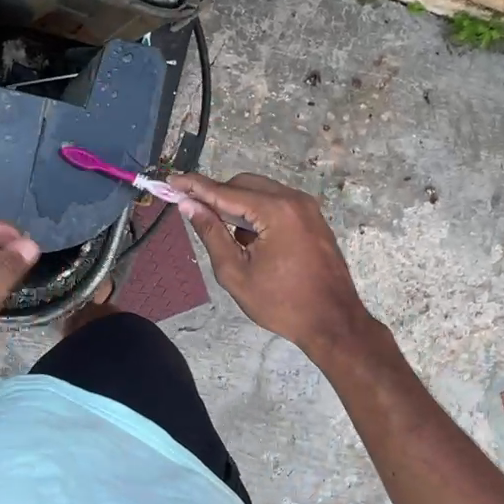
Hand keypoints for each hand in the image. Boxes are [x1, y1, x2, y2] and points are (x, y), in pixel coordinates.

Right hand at [170, 173, 372, 354]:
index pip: (225, 191)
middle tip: (195, 213)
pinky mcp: (312, 218)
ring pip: (260, 192)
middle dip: (217, 195)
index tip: (171, 180)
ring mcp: (307, 207)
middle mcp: (293, 200)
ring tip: (225, 235)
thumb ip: (211, 233)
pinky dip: (256, 212)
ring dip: (237, 205)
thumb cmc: (281, 303)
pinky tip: (249, 240)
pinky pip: (276, 203)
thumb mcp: (235, 272)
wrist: (333, 322)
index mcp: (275, 211)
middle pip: (244, 184)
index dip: (195, 186)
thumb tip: (189, 205)